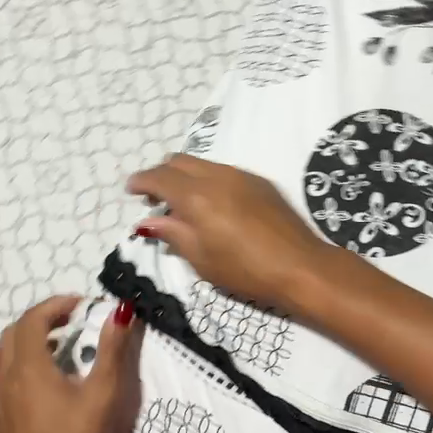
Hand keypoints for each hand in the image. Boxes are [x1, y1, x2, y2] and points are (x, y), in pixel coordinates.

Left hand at [0, 295, 140, 432]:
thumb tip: (121, 311)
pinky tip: (40, 391)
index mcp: (29, 367)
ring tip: (55, 354)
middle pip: (13, 334)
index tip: (80, 304)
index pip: (33, 319)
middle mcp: (4, 379)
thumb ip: (113, 349)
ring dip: (26, 346)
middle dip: (40, 322)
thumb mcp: (104, 393)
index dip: (55, 305)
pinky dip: (18, 371)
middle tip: (70, 325)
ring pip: (1, 359)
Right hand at [126, 154, 335, 311]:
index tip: (131, 191)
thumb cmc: (245, 270)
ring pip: (203, 164)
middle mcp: (218, 176)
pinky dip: (208, 181)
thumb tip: (149, 221)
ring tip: (184, 206)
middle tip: (154, 200)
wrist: (301, 266)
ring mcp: (243, 176)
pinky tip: (214, 207)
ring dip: (186, 178)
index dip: (141, 182)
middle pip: (179, 162)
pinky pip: (224, 172)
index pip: (159, 177)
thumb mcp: (201, 259)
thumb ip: (173, 233)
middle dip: (162, 176)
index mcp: (197, 196)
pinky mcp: (262, 183)